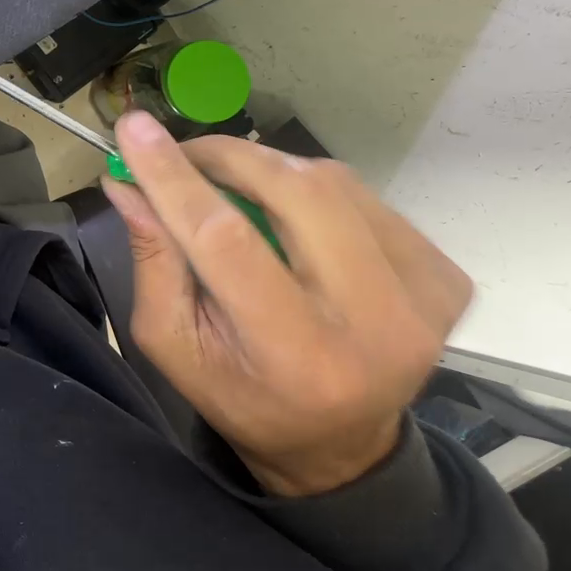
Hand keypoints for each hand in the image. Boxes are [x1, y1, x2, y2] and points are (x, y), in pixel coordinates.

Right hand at [101, 112, 472, 496]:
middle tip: (181, 154)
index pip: (226, 240)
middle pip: (298, 195)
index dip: (174, 177)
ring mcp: (424, 298)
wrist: (339, 442)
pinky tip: (284, 215)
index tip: (133, 128)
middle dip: (226, 156)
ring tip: (227, 187)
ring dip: (265, 169)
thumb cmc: (238, 394)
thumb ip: (152, 259)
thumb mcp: (170, 340)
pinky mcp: (445, 277)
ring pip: (332, 184)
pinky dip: (307, 188)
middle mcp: (377, 324)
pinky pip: (362, 197)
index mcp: (296, 354)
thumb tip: (126, 183)